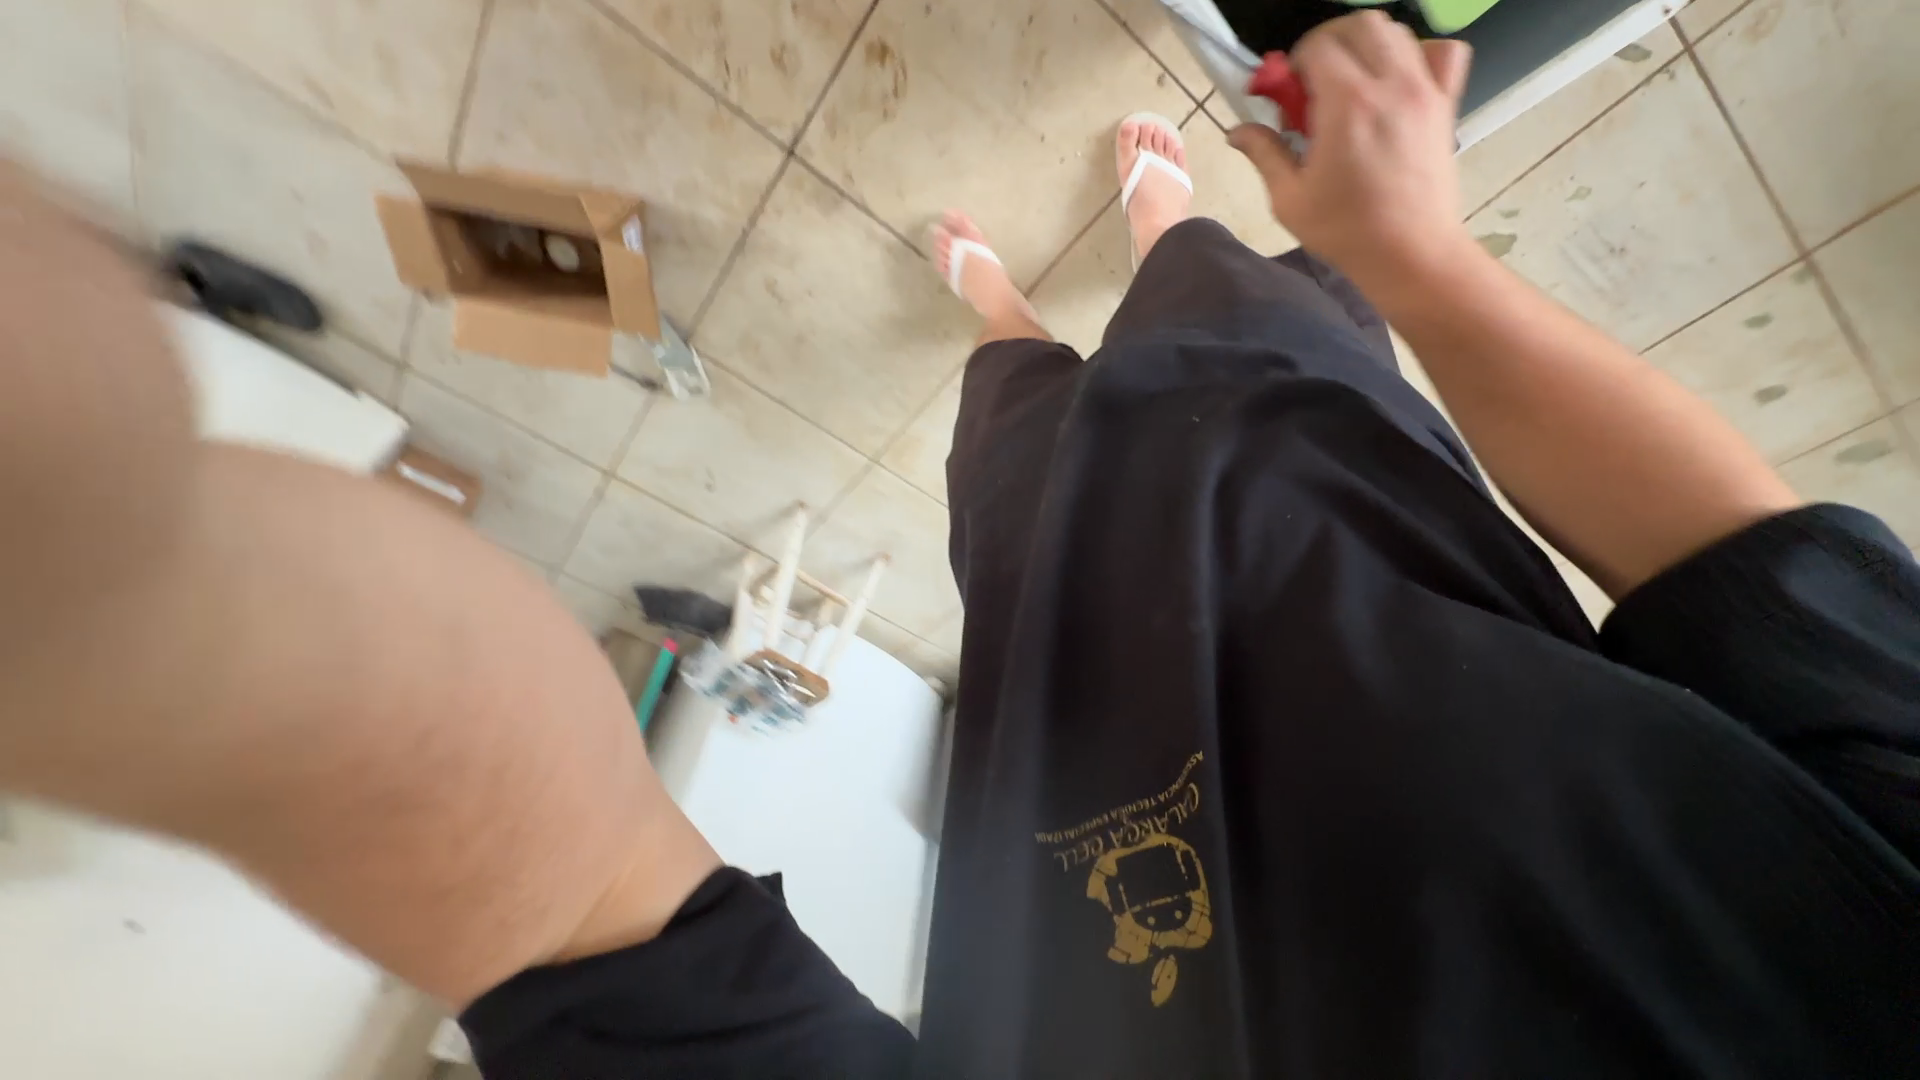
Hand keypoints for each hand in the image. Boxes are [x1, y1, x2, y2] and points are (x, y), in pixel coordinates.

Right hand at [1229, 12, 1474, 289]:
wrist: (1408, 251)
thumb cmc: (1344, 230)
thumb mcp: (1290, 198)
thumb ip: (1265, 153)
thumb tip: (1237, 130)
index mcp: (1347, 105)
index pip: (1318, 47)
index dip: (1294, 64)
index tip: (1286, 95)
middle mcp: (1390, 84)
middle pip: (1360, 25)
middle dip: (1329, 43)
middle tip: (1312, 83)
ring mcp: (1424, 90)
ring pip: (1397, 32)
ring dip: (1366, 46)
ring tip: (1349, 85)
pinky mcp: (1445, 104)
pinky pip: (1443, 52)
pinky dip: (1417, 53)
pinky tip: (1397, 80)